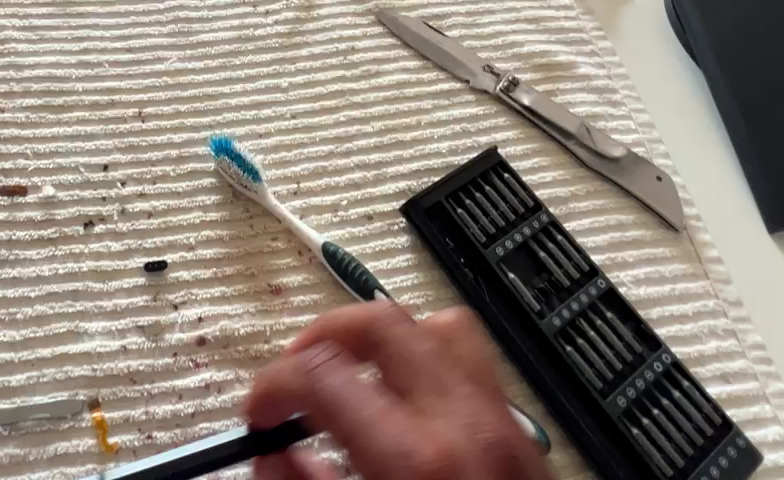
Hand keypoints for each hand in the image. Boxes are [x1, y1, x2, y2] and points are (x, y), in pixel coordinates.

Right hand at [243, 302, 552, 479]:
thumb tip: (272, 455)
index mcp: (414, 460)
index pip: (320, 373)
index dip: (273, 385)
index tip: (261, 411)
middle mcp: (462, 423)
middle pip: (378, 323)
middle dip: (323, 338)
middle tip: (297, 375)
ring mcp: (500, 422)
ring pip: (433, 324)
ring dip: (382, 340)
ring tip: (352, 373)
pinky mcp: (522, 435)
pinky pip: (470, 358)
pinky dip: (430, 354)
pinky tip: (407, 394)